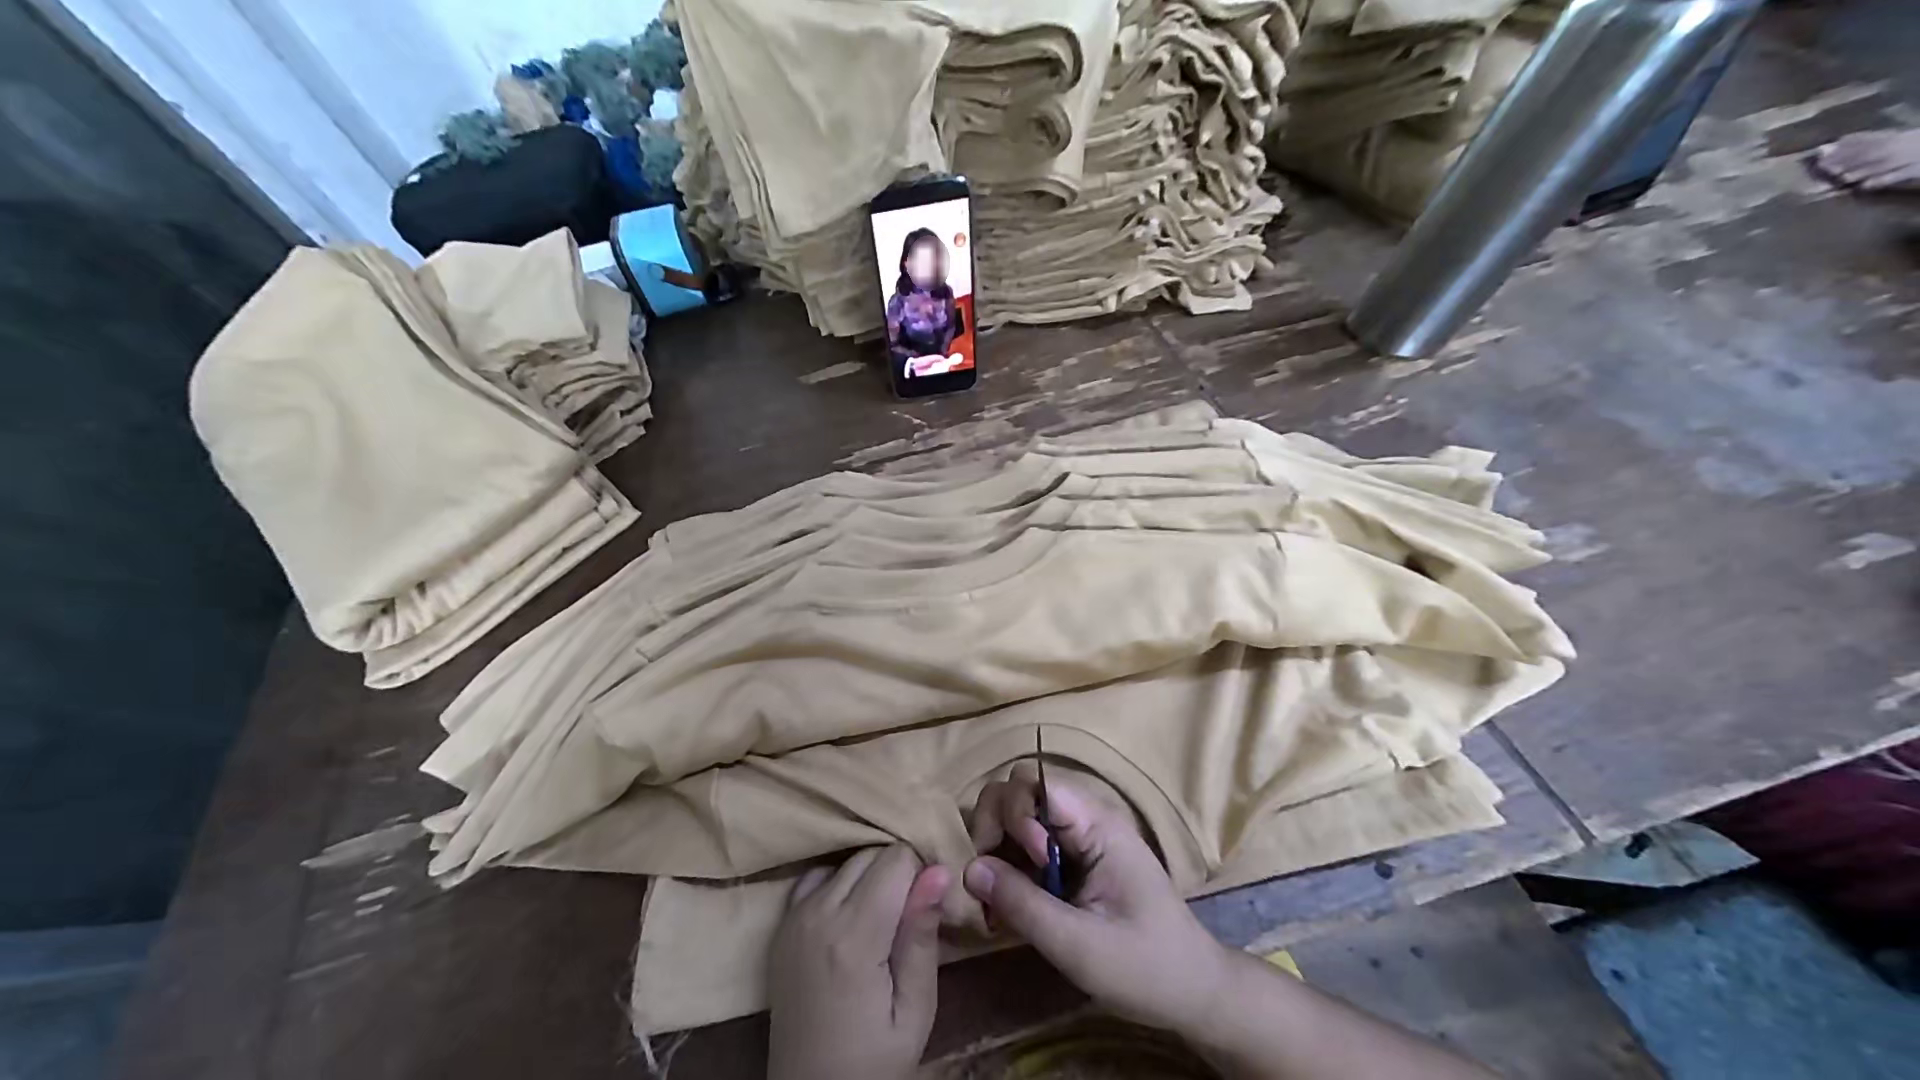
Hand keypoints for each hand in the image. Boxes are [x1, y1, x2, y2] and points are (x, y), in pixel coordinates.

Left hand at [768, 846, 950, 1079]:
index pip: (896, 858)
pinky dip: (838, 882)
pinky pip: (817, 877)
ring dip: (869, 876)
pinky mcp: (781, 925)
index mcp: (854, 936)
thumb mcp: (914, 1010)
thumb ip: (921, 937)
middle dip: (897, 872)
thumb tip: (939, 871)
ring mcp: (794, 916)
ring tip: (884, 917)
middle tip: (910, 917)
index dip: (920, 875)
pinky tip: (851, 914)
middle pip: (870, 854)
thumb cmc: (873, 1060)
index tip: (928, 907)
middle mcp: (819, 913)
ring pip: (845, 861)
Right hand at [964, 764, 1231, 1033]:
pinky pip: (1024, 846)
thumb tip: (969, 868)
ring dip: (996, 850)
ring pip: (1015, 816)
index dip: (1016, 814)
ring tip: (996, 902)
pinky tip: (1005, 908)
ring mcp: (1075, 839)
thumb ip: (1023, 903)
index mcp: (1097, 824)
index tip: (1026, 863)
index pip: (1035, 782)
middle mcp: (1083, 819)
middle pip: (1018, 791)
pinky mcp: (1068, 861)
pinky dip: (1006, 868)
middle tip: (993, 881)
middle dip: (995, 827)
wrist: (1192, 993)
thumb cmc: (1145, 968)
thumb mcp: (1079, 946)